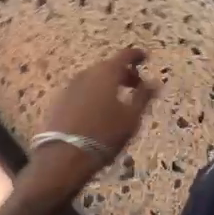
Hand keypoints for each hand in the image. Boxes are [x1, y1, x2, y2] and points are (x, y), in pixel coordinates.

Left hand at [21, 48, 159, 199]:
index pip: (125, 55)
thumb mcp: (130, 118)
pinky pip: (81, 91)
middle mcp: (87, 73)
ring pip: (94, 79)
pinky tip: (97, 110)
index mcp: (107, 72)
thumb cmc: (103, 136)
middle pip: (108, 66)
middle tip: (135, 85)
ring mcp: (70, 87)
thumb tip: (155, 82)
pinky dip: (93, 94)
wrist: (62, 159)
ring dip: (107, 84)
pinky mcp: (58, 102)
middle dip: (123, 73)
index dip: (137, 55)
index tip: (145, 58)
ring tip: (117, 100)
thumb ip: (143, 96)